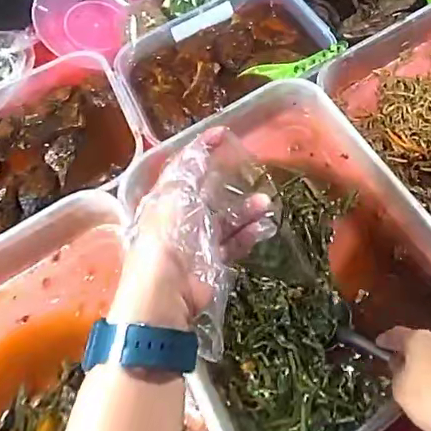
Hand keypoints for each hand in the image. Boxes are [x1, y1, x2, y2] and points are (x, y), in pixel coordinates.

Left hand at [117, 128, 274, 326]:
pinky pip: (233, 242)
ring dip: (245, 208)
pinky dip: (248, 232)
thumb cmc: (166, 240)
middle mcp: (179, 218)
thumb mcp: (174, 198)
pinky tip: (263, 224)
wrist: (165, 296)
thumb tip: (203, 149)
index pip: (183, 168)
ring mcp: (196, 241)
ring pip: (225, 218)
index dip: (201, 149)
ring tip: (266, 200)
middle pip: (206, 193)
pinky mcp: (211, 262)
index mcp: (164, 200)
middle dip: (228, 180)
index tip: (223, 133)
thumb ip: (190, 173)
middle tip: (250, 167)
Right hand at [378, 327, 430, 430]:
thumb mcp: (400, 391)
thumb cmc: (430, 401)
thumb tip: (401, 366)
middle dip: (413, 354)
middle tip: (402, 367)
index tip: (379, 344)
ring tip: (427, 385)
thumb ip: (397, 373)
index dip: (386, 340)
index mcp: (420, 340)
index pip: (398, 334)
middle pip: (422, 343)